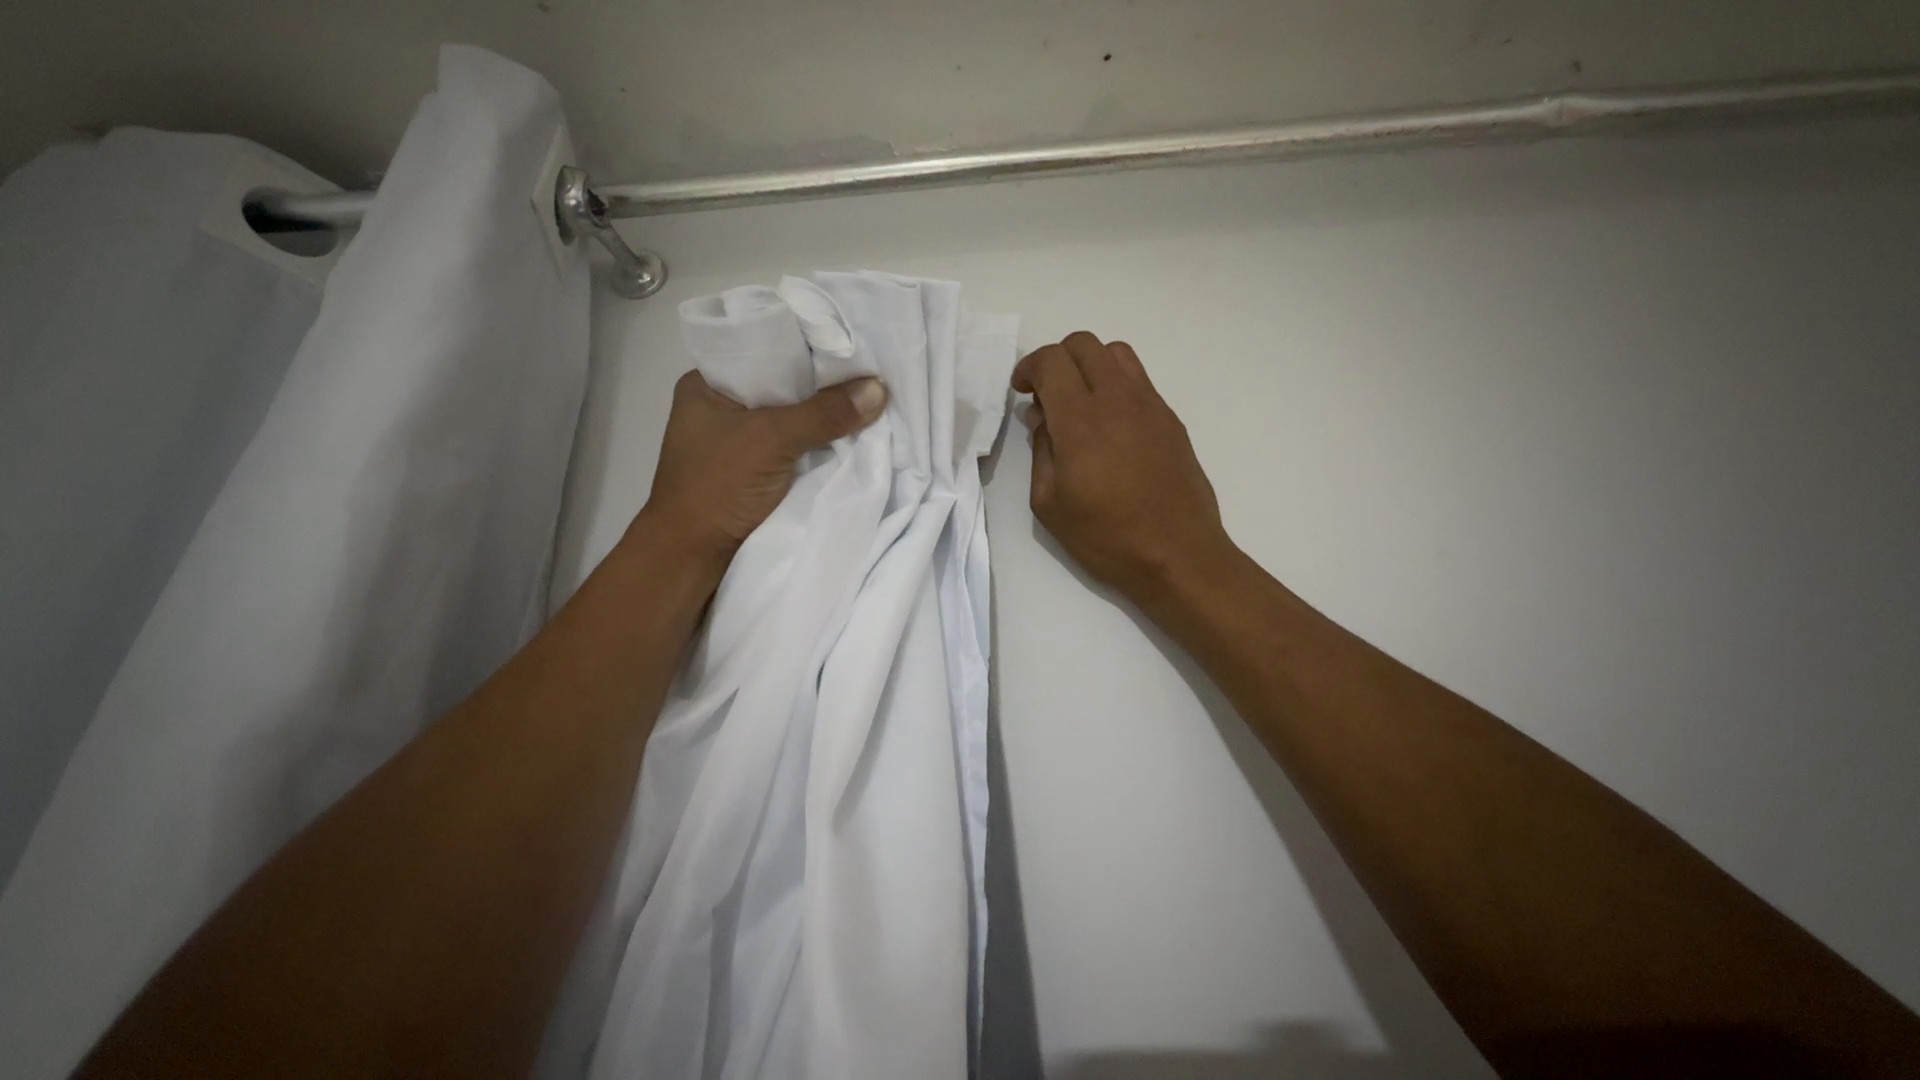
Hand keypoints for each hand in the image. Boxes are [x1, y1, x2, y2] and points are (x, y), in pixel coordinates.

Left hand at [637, 370, 886, 563]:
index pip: (764, 348)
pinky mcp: (753, 471)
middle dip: (823, 385)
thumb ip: (824, 413)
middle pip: (782, 385)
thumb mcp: (771, 439)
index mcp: (706, 384)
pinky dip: (819, 443)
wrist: (690, 558)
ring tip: (870, 398)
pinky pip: (794, 446)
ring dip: (824, 417)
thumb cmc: (717, 487)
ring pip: (791, 418)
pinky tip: (852, 434)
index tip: (850, 344)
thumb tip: (880, 388)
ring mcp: (736, 441)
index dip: (806, 346)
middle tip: (870, 371)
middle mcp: (720, 406)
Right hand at [1014, 332, 1233, 600]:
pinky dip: (1116, 384)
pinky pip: (1139, 379)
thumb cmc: (1106, 538)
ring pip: (1116, 353)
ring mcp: (1150, 406)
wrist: (1178, 554)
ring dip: (1090, 365)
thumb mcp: (1050, 504)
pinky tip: (1110, 423)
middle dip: (1056, 359)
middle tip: (1046, 394)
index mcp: (1081, 421)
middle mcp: (1117, 400)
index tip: (1022, 391)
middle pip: (1083, 344)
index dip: (1029, 367)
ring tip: (1080, 401)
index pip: (1052, 361)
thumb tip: (1043, 419)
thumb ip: (1041, 452)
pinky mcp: (1170, 419)